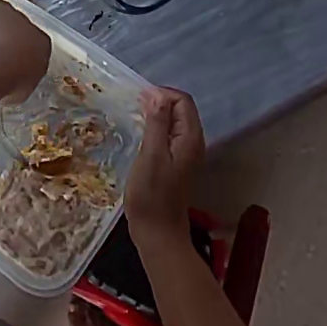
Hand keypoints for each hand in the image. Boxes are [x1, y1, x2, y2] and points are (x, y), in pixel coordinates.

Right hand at [126, 87, 204, 244]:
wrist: (157, 232)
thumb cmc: (151, 195)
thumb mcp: (151, 155)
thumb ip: (156, 123)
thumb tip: (157, 94)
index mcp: (190, 137)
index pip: (183, 101)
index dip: (162, 94)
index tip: (138, 98)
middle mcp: (193, 142)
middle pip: (180, 109)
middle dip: (159, 101)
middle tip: (133, 105)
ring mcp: (185, 152)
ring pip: (174, 121)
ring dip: (156, 114)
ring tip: (133, 116)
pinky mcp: (176, 161)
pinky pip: (169, 134)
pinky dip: (155, 128)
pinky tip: (139, 133)